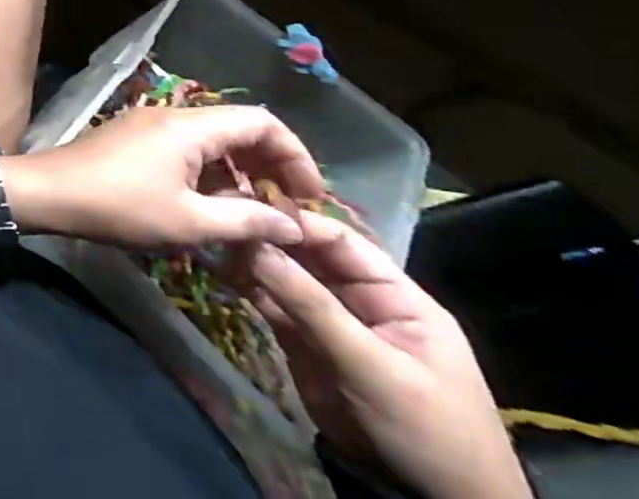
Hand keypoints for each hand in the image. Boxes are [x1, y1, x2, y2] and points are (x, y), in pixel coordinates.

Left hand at [5, 105, 324, 247]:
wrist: (46, 193)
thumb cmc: (118, 206)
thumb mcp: (189, 222)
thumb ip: (246, 221)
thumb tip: (294, 226)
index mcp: (189, 126)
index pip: (262, 122)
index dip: (295, 156)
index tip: (310, 197)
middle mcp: (170, 116)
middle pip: (236, 129)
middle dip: (268, 167)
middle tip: (284, 210)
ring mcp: (146, 125)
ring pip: (209, 141)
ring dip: (236, 173)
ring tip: (251, 215)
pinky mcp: (130, 139)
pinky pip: (183, 149)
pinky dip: (206, 173)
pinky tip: (209, 206)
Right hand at [243, 214, 530, 498]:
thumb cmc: (427, 429)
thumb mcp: (374, 367)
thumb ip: (313, 305)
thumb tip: (256, 246)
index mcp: (396, 297)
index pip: (342, 243)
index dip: (297, 223)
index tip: (248, 208)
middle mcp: (359, 300)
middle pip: (307, 256)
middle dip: (266, 239)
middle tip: (219, 221)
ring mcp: (331, 322)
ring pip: (284, 279)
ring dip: (250, 262)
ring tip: (210, 241)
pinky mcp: (305, 344)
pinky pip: (273, 306)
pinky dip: (247, 289)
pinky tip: (218, 271)